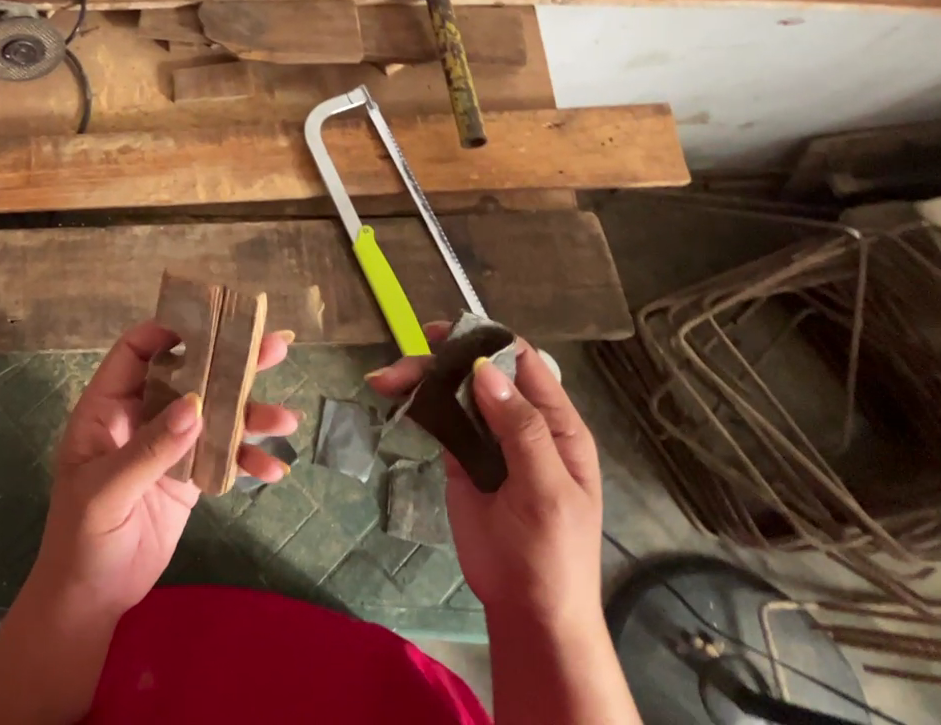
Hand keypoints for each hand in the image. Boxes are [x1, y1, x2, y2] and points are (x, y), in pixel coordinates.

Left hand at [28, 320, 298, 616]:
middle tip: (275, 347)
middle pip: (187, 377)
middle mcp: (140, 418)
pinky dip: (247, 460)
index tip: (210, 324)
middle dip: (229, 362)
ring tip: (286, 421)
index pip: (135, 354)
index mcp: (107, 409)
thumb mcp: (106, 490)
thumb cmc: (82, 536)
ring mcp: (168, 447)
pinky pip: (223, 457)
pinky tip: (272, 469)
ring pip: (212, 415)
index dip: (167, 333)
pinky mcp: (189, 478)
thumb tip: (195, 405)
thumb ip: (150, 449)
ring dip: (249, 415)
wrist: (92, 595)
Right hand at [367, 322, 603, 629]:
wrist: (527, 605)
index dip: (487, 343)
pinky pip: (439, 420)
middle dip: (439, 362)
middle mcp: (522, 424)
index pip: (524, 367)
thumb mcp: (546, 491)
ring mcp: (489, 440)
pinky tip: (394, 398)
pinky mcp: (461, 458)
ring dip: (420, 380)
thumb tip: (483, 371)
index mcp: (557, 427)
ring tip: (383, 380)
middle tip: (400, 365)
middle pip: (479, 375)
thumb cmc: (552, 552)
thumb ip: (521, 429)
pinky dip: (416, 404)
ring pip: (454, 394)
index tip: (444, 335)